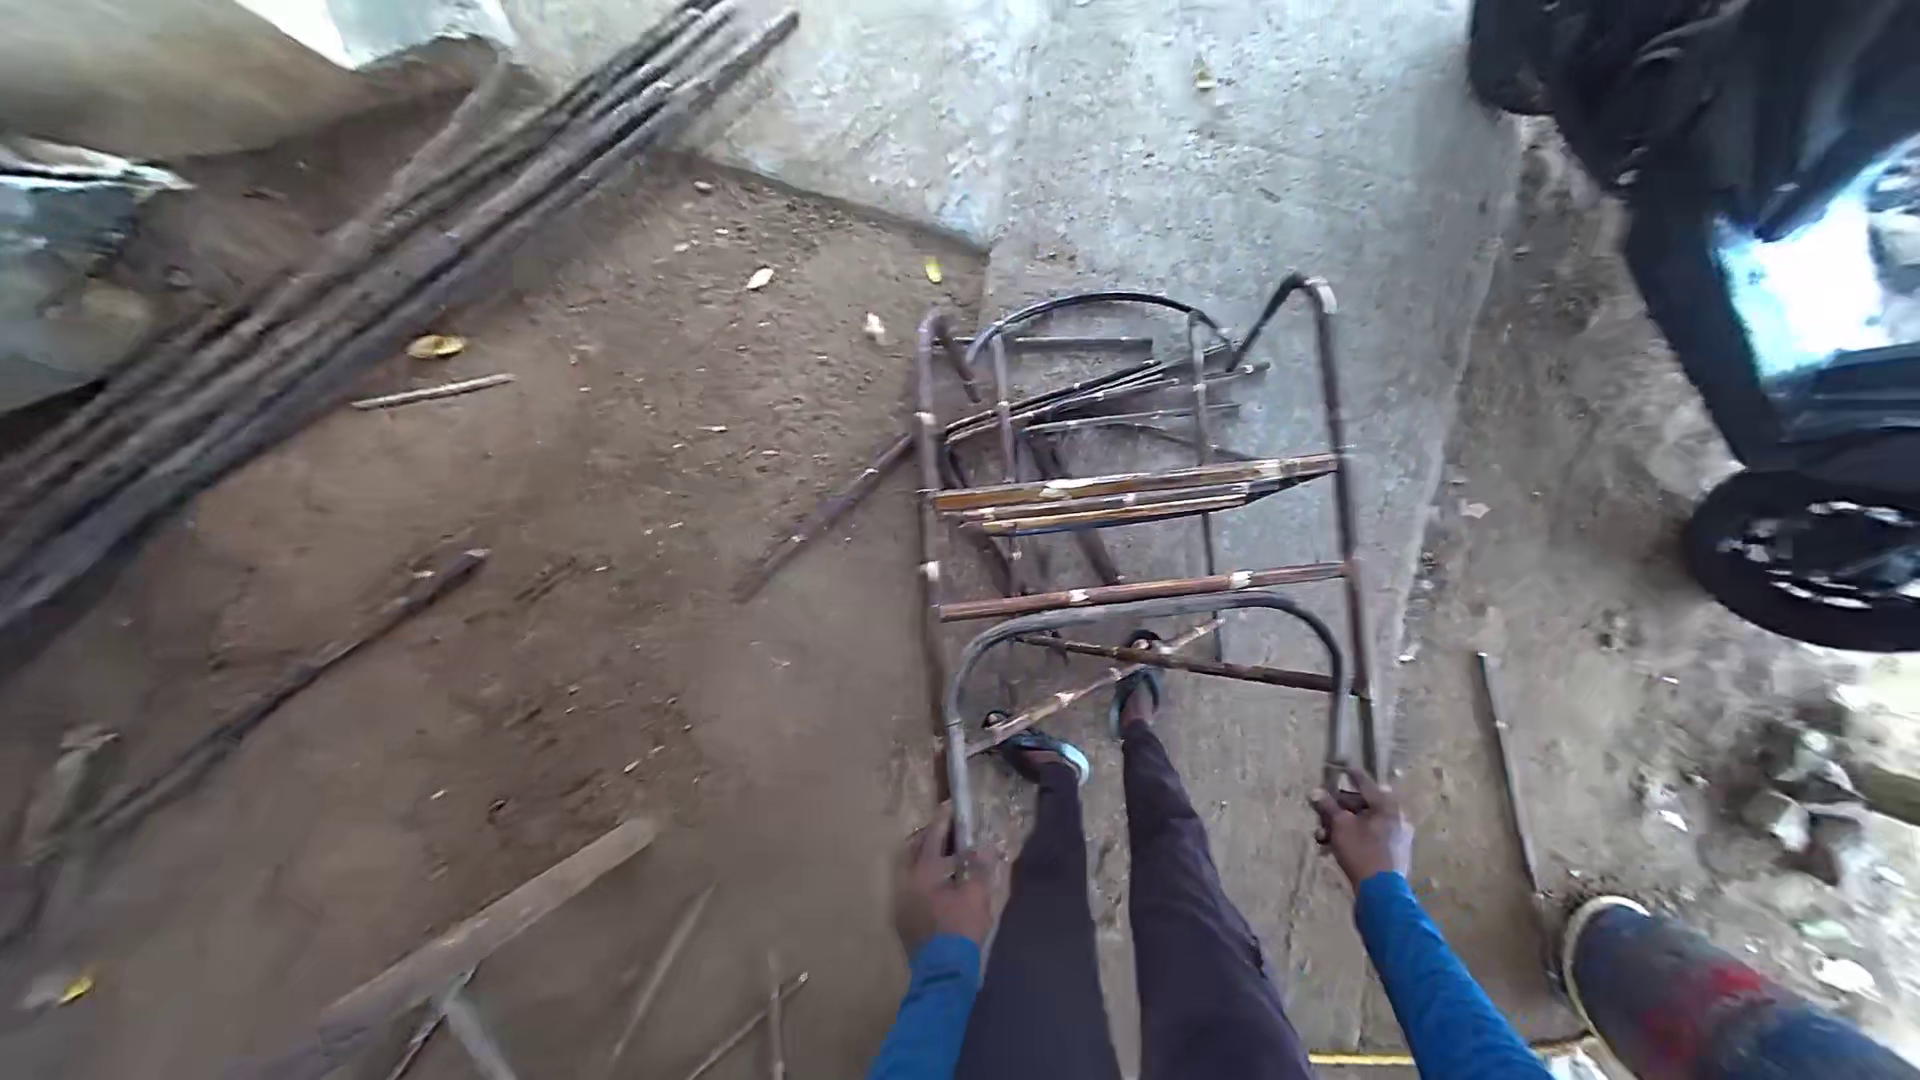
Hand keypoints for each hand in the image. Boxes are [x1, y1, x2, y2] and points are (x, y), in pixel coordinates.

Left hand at [893, 804, 994, 955]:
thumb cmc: (960, 929)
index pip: (933, 835)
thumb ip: (979, 866)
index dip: (944, 819)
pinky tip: (938, 882)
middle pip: (915, 848)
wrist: (943, 975)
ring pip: (910, 866)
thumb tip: (985, 845)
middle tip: (947, 830)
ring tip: (944, 855)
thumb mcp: (977, 894)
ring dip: (925, 856)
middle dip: (930, 836)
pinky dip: (922, 875)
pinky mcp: (902, 917)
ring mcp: (901, 899)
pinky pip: (910, 884)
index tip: (951, 805)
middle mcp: (906, 879)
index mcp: (923, 870)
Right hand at [1310, 766, 1413, 889]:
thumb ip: (1327, 806)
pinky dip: (1351, 836)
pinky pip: (1368, 836)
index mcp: (1387, 807)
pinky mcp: (1392, 852)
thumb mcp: (1339, 824)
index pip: (1366, 783)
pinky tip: (1331, 846)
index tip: (1343, 766)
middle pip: (1361, 804)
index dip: (1351, 774)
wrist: (1382, 893)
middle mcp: (1396, 818)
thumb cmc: (1361, 850)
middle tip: (1321, 810)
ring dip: (1340, 825)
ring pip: (1362, 822)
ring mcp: (1396, 837)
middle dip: (1338, 807)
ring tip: (1322, 834)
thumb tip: (1315, 792)